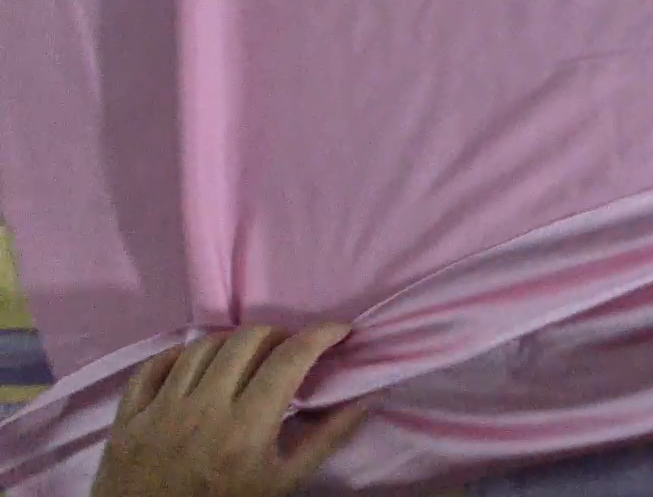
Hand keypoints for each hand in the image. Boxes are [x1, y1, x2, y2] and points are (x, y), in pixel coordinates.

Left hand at [93, 326, 366, 496]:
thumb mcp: (283, 482)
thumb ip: (327, 439)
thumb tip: (369, 398)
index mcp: (246, 427)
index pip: (293, 355)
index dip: (325, 332)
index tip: (342, 331)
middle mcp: (202, 411)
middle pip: (250, 339)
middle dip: (283, 334)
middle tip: (293, 350)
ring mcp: (157, 414)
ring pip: (204, 345)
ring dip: (236, 341)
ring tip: (249, 356)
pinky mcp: (124, 422)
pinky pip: (151, 368)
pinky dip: (179, 355)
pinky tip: (199, 365)